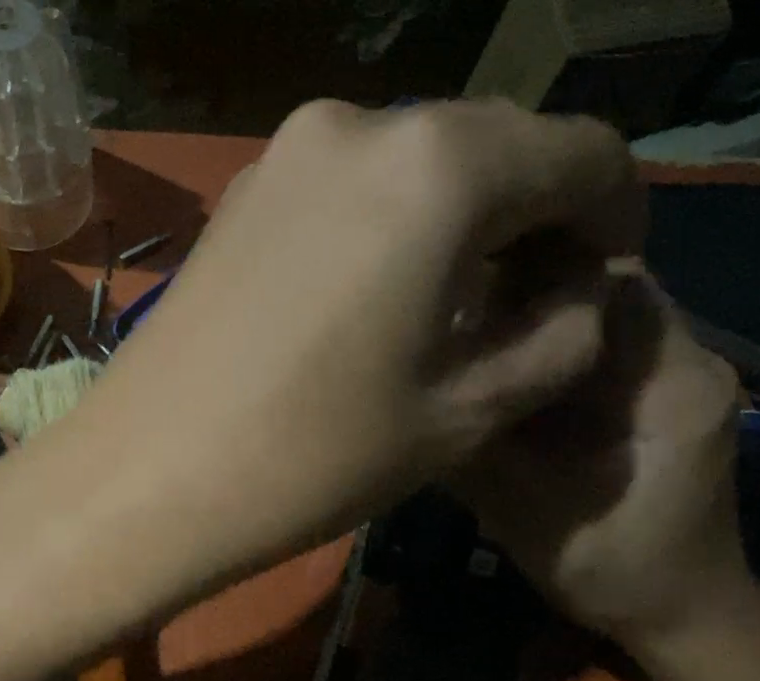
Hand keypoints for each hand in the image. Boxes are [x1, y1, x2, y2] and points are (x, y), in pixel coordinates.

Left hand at [57, 99, 642, 597]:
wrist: (143, 478)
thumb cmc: (313, 457)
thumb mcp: (466, 411)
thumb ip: (561, 337)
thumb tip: (585, 292)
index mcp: (441, 164)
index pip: (583, 153)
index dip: (616, 216)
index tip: (603, 283)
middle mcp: (364, 124)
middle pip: (496, 145)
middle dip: (534, 214)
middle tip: (533, 301)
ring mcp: (287, 151)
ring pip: (418, 162)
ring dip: (460, 217)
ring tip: (456, 304)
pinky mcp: (240, 191)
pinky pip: (348, 185)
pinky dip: (389, 222)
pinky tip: (378, 293)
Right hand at [456, 267, 749, 644]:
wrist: (683, 616)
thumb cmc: (615, 570)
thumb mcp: (531, 512)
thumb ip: (483, 448)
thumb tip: (425, 388)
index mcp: (671, 382)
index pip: (610, 280)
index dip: (537, 269)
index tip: (468, 281)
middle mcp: (689, 360)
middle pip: (606, 289)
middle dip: (533, 290)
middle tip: (459, 309)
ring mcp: (679, 378)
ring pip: (602, 318)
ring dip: (540, 322)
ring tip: (474, 335)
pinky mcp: (661, 398)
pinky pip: (603, 352)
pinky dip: (554, 353)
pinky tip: (506, 373)